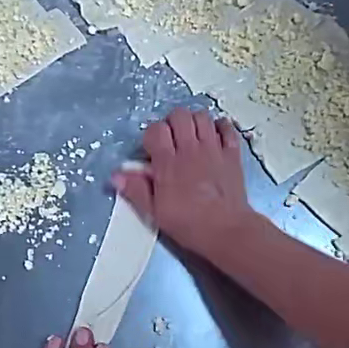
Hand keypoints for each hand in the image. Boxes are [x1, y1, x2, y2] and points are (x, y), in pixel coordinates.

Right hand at [111, 107, 259, 258]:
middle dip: (171, 122)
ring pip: (202, 116)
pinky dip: (219, 127)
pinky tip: (213, 137)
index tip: (151, 150)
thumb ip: (136, 190)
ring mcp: (213, 149)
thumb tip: (116, 176)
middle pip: (179, 115)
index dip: (151, 135)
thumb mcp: (155, 212)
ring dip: (193, 121)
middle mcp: (190, 149)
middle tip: (170, 140)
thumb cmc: (188, 223)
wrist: (227, 231)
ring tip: (190, 136)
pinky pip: (227, 128)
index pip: (156, 130)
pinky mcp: (232, 153)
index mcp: (168, 162)